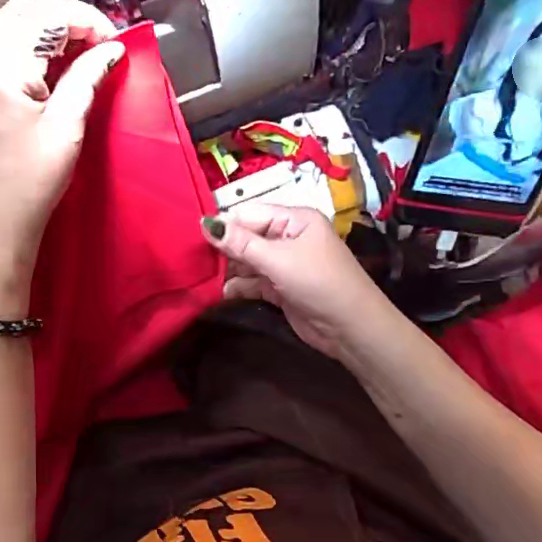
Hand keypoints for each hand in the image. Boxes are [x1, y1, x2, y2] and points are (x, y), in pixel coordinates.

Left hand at [0, 0, 125, 294]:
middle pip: (26, 12)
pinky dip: (34, 50)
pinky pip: (5, 50)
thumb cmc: (29, 182)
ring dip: (51, 34)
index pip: (45, 15)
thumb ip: (87, 77)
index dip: (85, 20)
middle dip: (67, 21)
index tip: (115, 41)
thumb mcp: (66, 126)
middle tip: (100, 47)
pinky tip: (58, 71)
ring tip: (85, 58)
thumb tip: (111, 49)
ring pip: (14, 27)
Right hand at [200, 205, 395, 360]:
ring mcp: (283, 264)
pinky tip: (219, 293)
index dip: (223, 224)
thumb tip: (204, 223)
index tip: (192, 235)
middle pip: (246, 237)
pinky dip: (237, 287)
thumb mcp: (277, 260)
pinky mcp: (279, 288)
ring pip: (246, 261)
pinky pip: (251, 282)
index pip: (250, 214)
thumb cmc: (318, 283)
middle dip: (222, 248)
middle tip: (193, 259)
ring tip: (202, 277)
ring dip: (227, 270)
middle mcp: (287, 237)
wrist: (349, 327)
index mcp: (294, 219)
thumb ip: (240, 243)